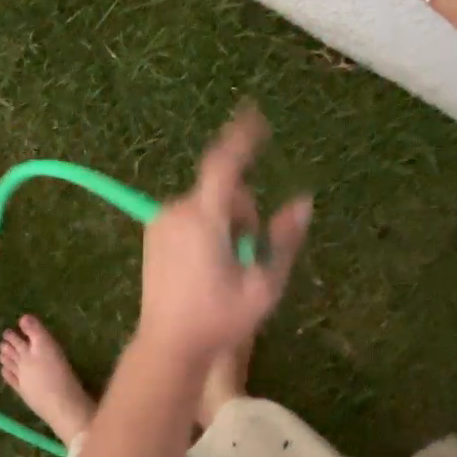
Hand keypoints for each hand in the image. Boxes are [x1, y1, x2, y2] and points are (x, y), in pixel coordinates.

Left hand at [137, 107, 312, 361]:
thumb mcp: (264, 285)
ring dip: (224, 225)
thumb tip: (303, 202)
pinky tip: (204, 266)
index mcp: (204, 219)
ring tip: (223, 270)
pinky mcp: (153, 231)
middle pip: (223, 192)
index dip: (241, 139)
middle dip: (242, 215)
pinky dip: (205, 230)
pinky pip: (190, 216)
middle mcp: (177, 210)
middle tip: (245, 259)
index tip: (255, 113)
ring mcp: (161, 221)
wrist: (169, 343)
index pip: (225, 166)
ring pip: (208, 205)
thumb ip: (283, 239)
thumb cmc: (220, 319)